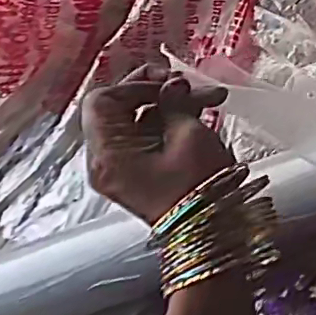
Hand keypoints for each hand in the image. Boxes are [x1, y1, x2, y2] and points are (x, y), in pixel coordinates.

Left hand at [82, 65, 233, 223]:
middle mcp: (106, 161)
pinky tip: (204, 113)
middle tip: (189, 83)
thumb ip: (175, 104)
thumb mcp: (189, 136)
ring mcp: (123, 169)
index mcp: (107, 153)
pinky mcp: (142, 173)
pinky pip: (150, 138)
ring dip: (173, 105)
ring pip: (140, 121)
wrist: (213, 231)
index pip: (102, 101)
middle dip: (157, 91)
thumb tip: (173, 84)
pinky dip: (174, 122)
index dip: (136, 84)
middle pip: (119, 110)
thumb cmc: (199, 186)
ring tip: (212, 99)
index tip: (171, 83)